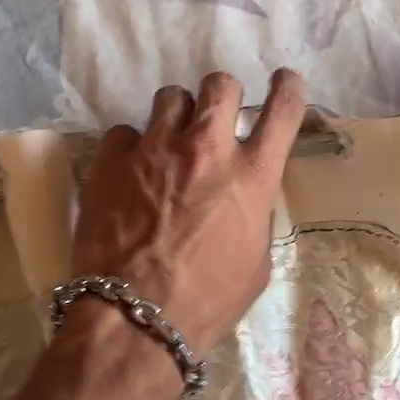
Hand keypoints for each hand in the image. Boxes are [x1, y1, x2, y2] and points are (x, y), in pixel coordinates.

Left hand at [68, 69, 307, 363]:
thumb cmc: (208, 302)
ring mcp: (155, 150)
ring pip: (170, 97)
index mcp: (252, 177)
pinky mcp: (111, 162)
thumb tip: (246, 202)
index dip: (289, 89)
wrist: (135, 317)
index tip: (285, 82)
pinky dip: (131, 147)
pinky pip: (124, 132)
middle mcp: (207, 150)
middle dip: (223, 95)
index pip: (282, 111)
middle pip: (220, 85)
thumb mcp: (256, 265)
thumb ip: (255, 220)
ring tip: (169, 142)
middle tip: (216, 116)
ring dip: (176, 115)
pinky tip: (130, 172)